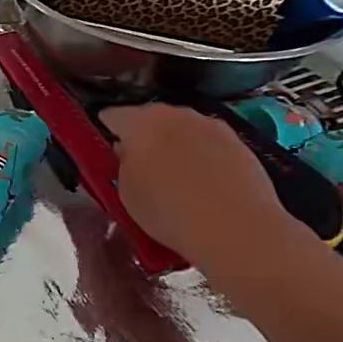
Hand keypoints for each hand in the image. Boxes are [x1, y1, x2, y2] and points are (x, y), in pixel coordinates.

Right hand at [98, 103, 296, 266]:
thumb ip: (122, 165)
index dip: (105, 130)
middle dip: (143, 137)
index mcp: (140, 122)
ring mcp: (211, 124)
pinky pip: (209, 145)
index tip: (104, 146)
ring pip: (183, 129)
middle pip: (151, 118)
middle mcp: (176, 113)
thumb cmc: (169, 212)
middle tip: (138, 165)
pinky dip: (202, 157)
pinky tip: (203, 184)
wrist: (236, 228)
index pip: (113, 116)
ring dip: (175, 145)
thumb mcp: (126, 194)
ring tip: (174, 177)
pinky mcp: (238, 142)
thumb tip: (128, 154)